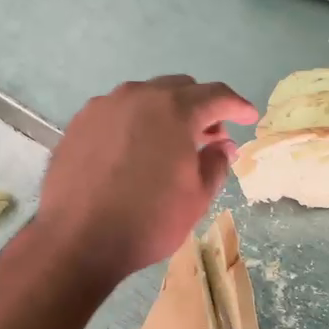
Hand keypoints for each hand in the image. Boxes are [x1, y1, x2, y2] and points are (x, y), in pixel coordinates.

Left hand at [35, 75, 257, 283]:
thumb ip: (215, 163)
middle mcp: (138, 96)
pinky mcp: (79, 124)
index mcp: (174, 110)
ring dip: (165, 114)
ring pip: (145, 98)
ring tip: (171, 146)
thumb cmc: (148, 221)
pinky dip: (135, 125)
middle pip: (179, 89)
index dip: (237, 106)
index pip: (216, 96)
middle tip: (210, 138)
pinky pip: (117, 114)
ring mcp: (103, 107)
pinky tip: (135, 153)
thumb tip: (222, 145)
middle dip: (201, 109)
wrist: (78, 240)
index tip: (249, 118)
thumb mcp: (196, 198)